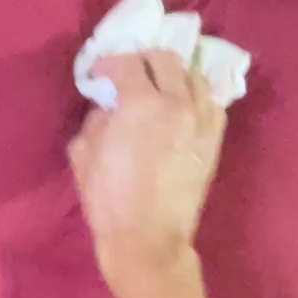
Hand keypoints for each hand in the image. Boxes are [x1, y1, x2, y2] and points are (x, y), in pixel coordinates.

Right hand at [67, 49, 226, 297]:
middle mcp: (177, 102)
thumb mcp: (83, 154)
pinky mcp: (214, 139)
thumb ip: (96, 120)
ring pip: (193, 76)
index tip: (97, 73)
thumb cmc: (107, 199)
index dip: (108, 63)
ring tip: (156, 86)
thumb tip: (108, 107)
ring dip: (171, 74)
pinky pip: (210, 101)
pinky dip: (193, 95)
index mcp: (140, 104)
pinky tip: (180, 106)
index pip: (127, 64)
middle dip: (141, 60)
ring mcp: (202, 120)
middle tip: (126, 73)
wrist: (146, 238)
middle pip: (165, 60)